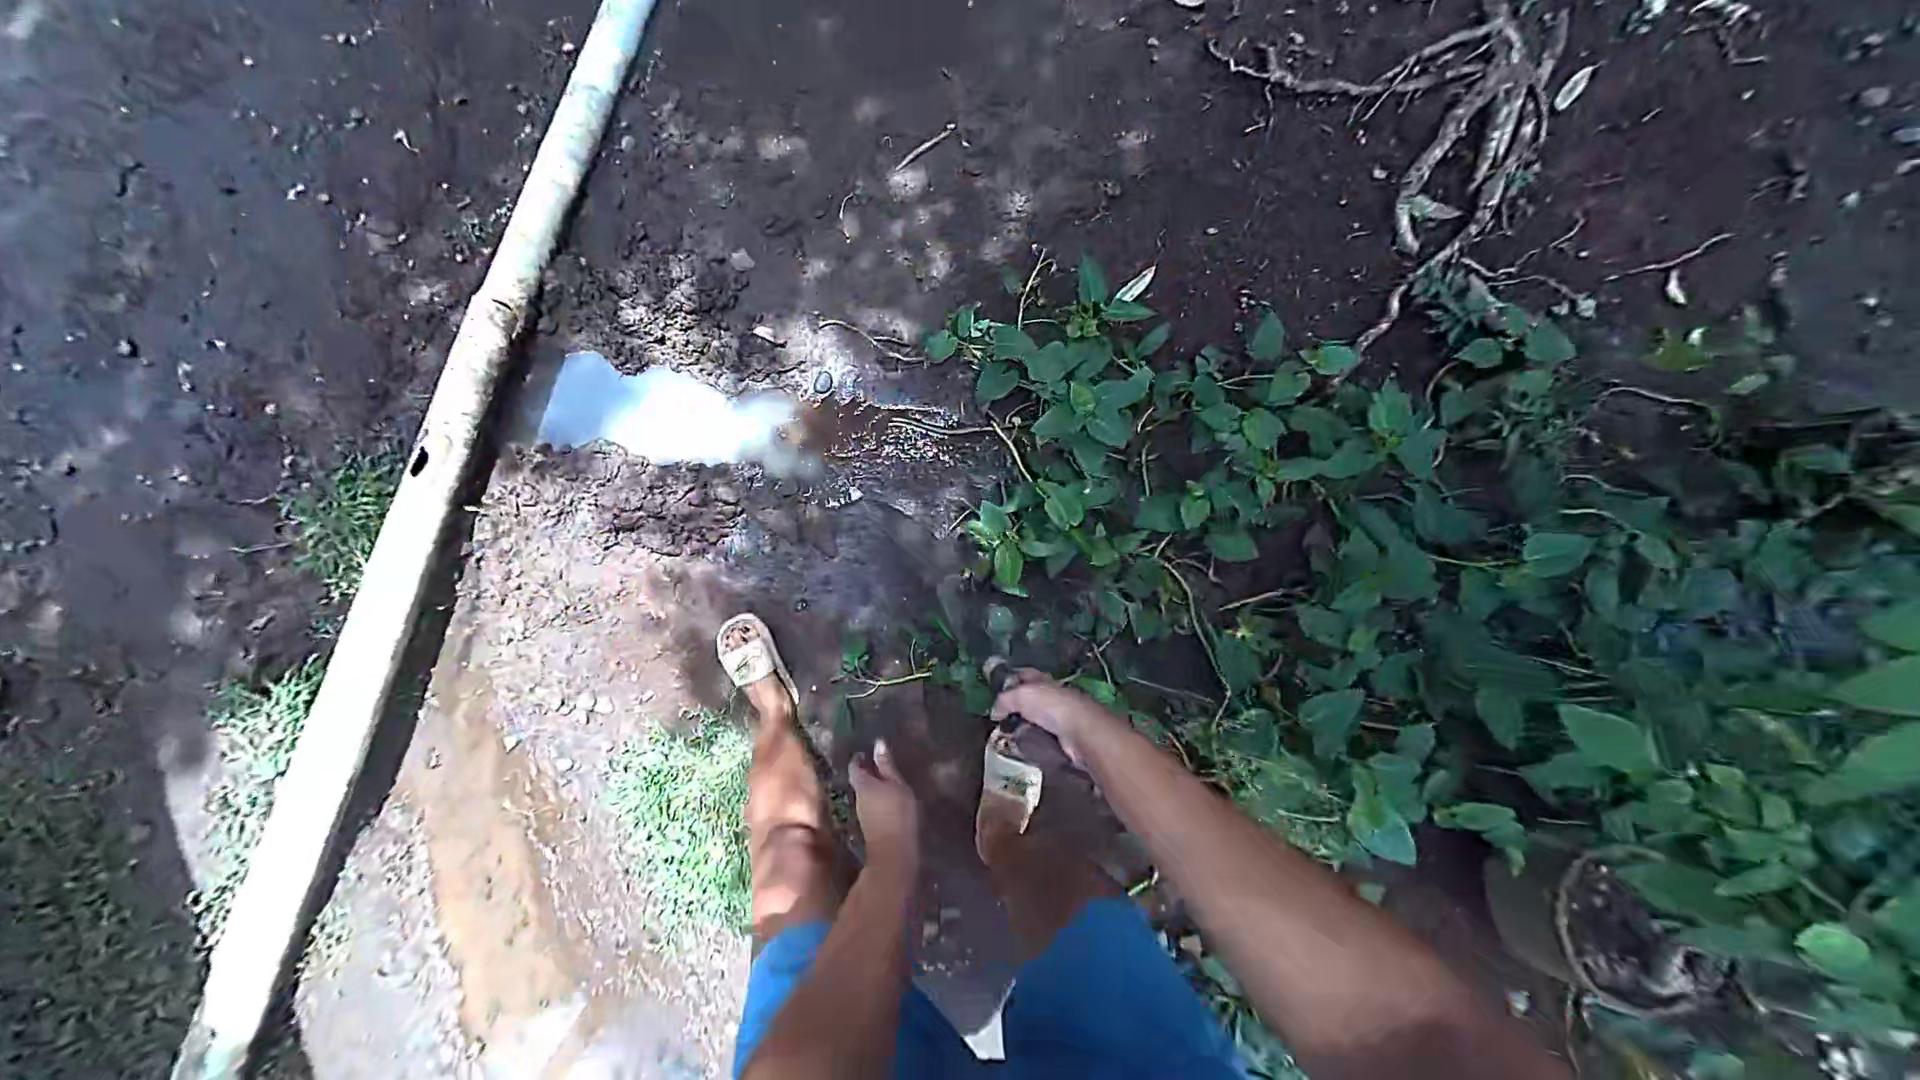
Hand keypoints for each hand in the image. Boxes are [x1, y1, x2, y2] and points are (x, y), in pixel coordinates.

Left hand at [851, 739, 919, 869]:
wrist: (893, 853)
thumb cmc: (897, 813)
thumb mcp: (897, 784)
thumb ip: (887, 765)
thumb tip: (878, 743)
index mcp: (862, 784)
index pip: (855, 766)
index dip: (860, 758)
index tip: (868, 752)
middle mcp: (857, 797)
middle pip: (858, 780)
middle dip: (867, 772)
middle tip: (880, 763)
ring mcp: (861, 813)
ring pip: (864, 793)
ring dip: (873, 786)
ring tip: (887, 779)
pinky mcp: (868, 825)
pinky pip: (870, 804)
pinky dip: (877, 798)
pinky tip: (888, 799)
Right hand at [990, 669, 1122, 764]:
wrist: (1081, 730)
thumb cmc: (1051, 705)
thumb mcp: (1020, 695)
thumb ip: (1004, 699)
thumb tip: (994, 711)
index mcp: (1042, 680)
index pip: (1023, 674)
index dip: (1010, 678)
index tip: (995, 689)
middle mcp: (1052, 695)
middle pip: (1029, 697)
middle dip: (1015, 705)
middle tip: (997, 717)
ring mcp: (1058, 716)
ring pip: (1035, 718)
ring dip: (1022, 725)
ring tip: (1005, 735)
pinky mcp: (1063, 736)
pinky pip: (1041, 736)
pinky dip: (1031, 739)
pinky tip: (1021, 745)